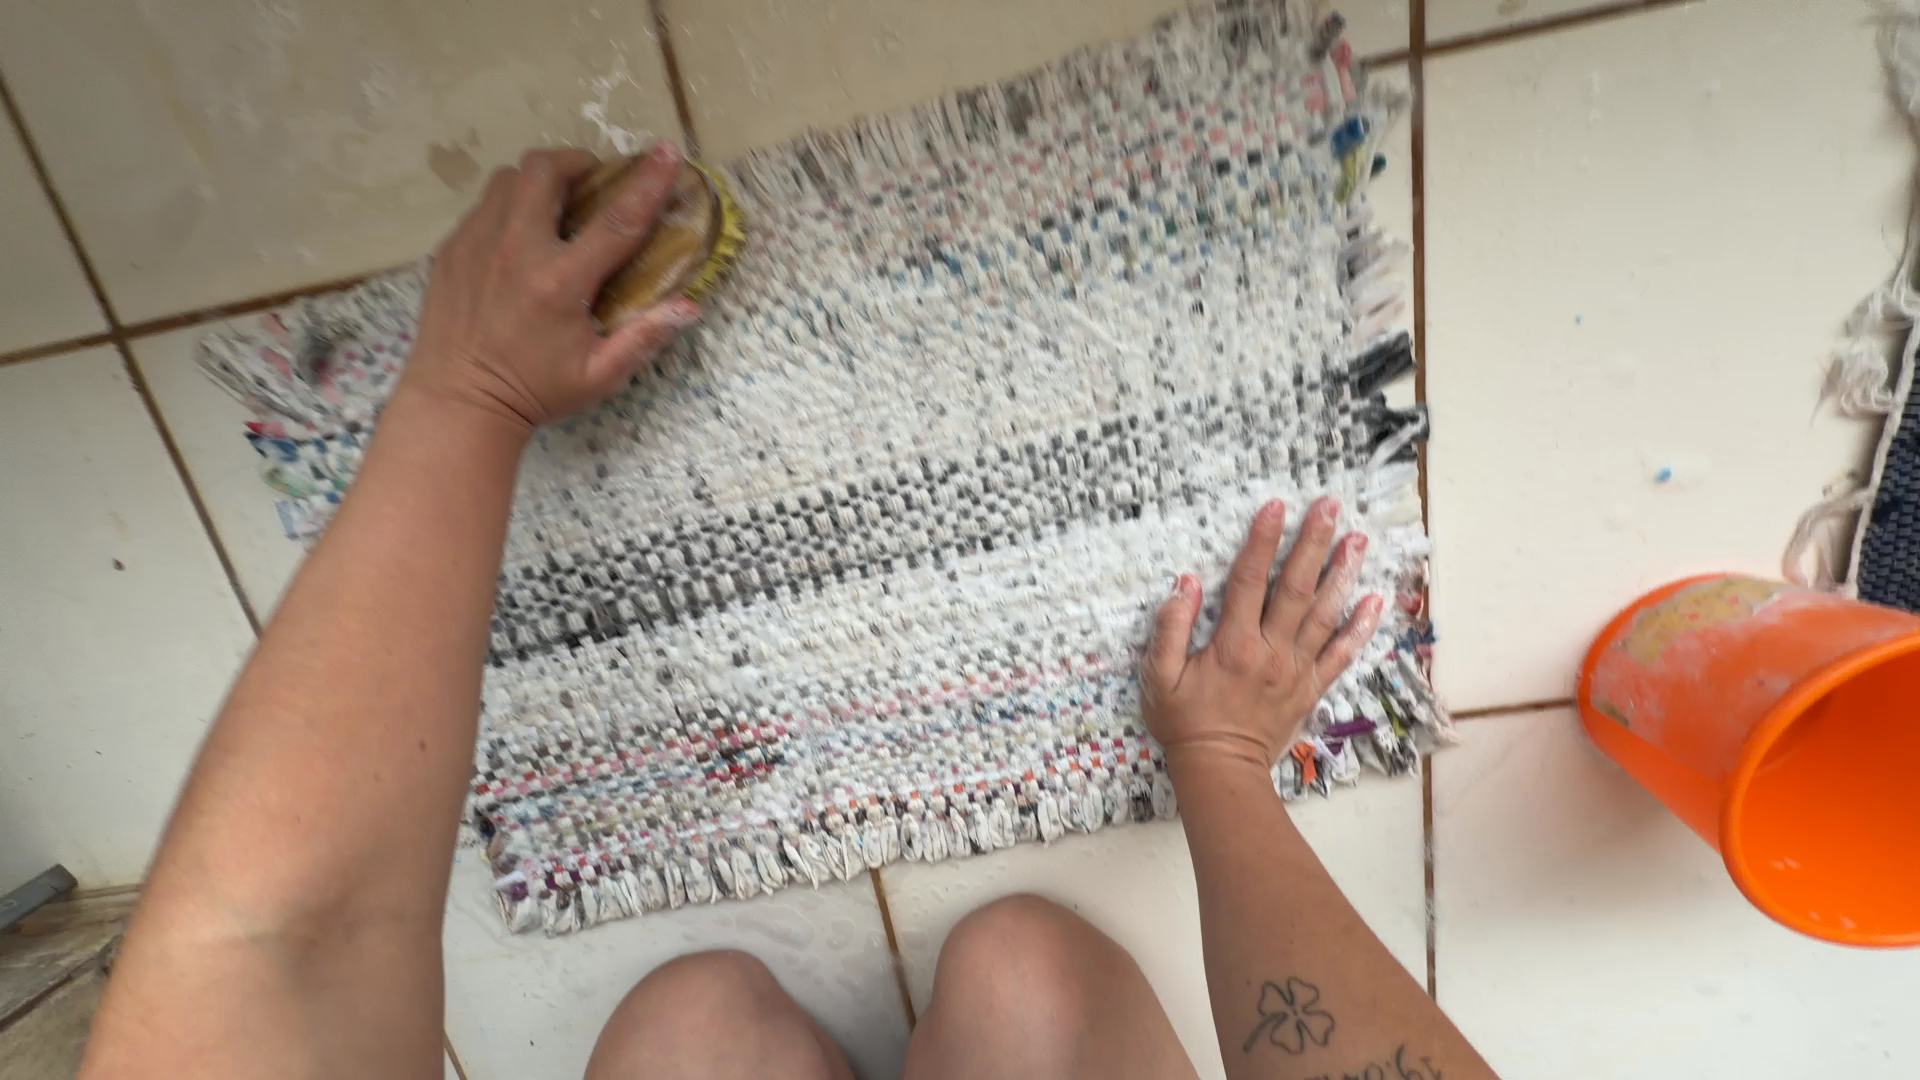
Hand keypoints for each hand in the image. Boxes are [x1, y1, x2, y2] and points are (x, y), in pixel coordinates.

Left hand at [399, 142, 700, 430]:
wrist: (461, 398)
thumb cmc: (539, 390)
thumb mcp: (602, 375)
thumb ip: (644, 338)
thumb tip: (689, 306)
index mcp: (560, 282)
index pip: (615, 221)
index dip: (647, 184)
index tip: (667, 154)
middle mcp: (516, 249)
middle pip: (546, 172)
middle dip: (579, 163)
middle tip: (598, 179)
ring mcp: (476, 242)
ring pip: (510, 179)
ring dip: (543, 179)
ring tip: (562, 202)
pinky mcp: (452, 247)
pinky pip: (486, 204)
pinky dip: (514, 203)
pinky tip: (527, 234)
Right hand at [1142, 497, 1384, 772]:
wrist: (1220, 769)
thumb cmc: (1183, 721)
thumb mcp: (1159, 676)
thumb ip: (1170, 629)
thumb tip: (1185, 584)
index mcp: (1234, 644)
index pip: (1250, 580)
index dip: (1262, 540)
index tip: (1276, 507)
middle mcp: (1271, 651)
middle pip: (1297, 588)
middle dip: (1314, 543)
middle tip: (1331, 507)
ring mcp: (1296, 670)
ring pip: (1324, 614)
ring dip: (1342, 574)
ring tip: (1358, 540)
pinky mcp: (1311, 688)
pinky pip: (1341, 654)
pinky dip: (1359, 627)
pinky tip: (1374, 601)